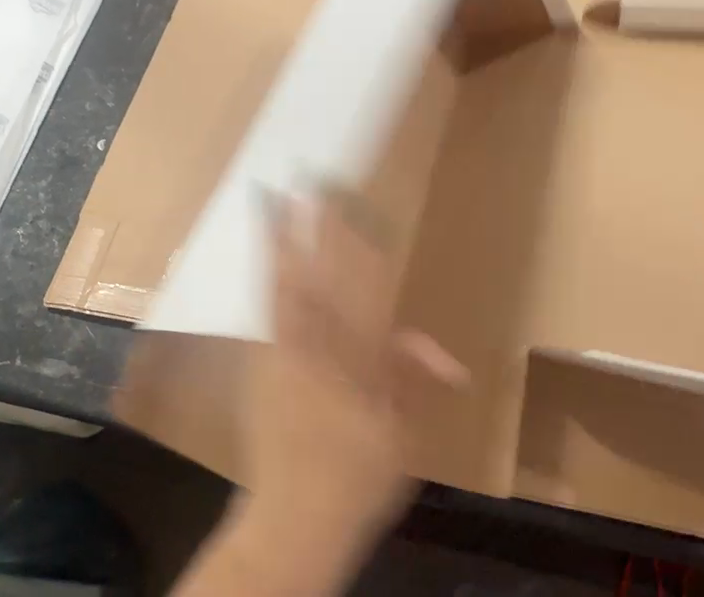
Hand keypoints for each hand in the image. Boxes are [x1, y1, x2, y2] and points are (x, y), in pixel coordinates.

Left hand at [173, 189, 465, 595]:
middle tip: (307, 181)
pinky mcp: (258, 367)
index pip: (362, 291)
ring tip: (272, 198)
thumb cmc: (354, 480)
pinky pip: (266, 308)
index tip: (362, 208)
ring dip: (280, 239)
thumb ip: (412, 380)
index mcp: (352, 363)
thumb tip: (446, 355)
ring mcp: (278, 355)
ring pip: (282, 285)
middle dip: (311, 227)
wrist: (290, 521)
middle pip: (314, 275)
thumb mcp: (399, 434)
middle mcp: (312, 349)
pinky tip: (266, 254)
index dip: (360, 247)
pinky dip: (268, 274)